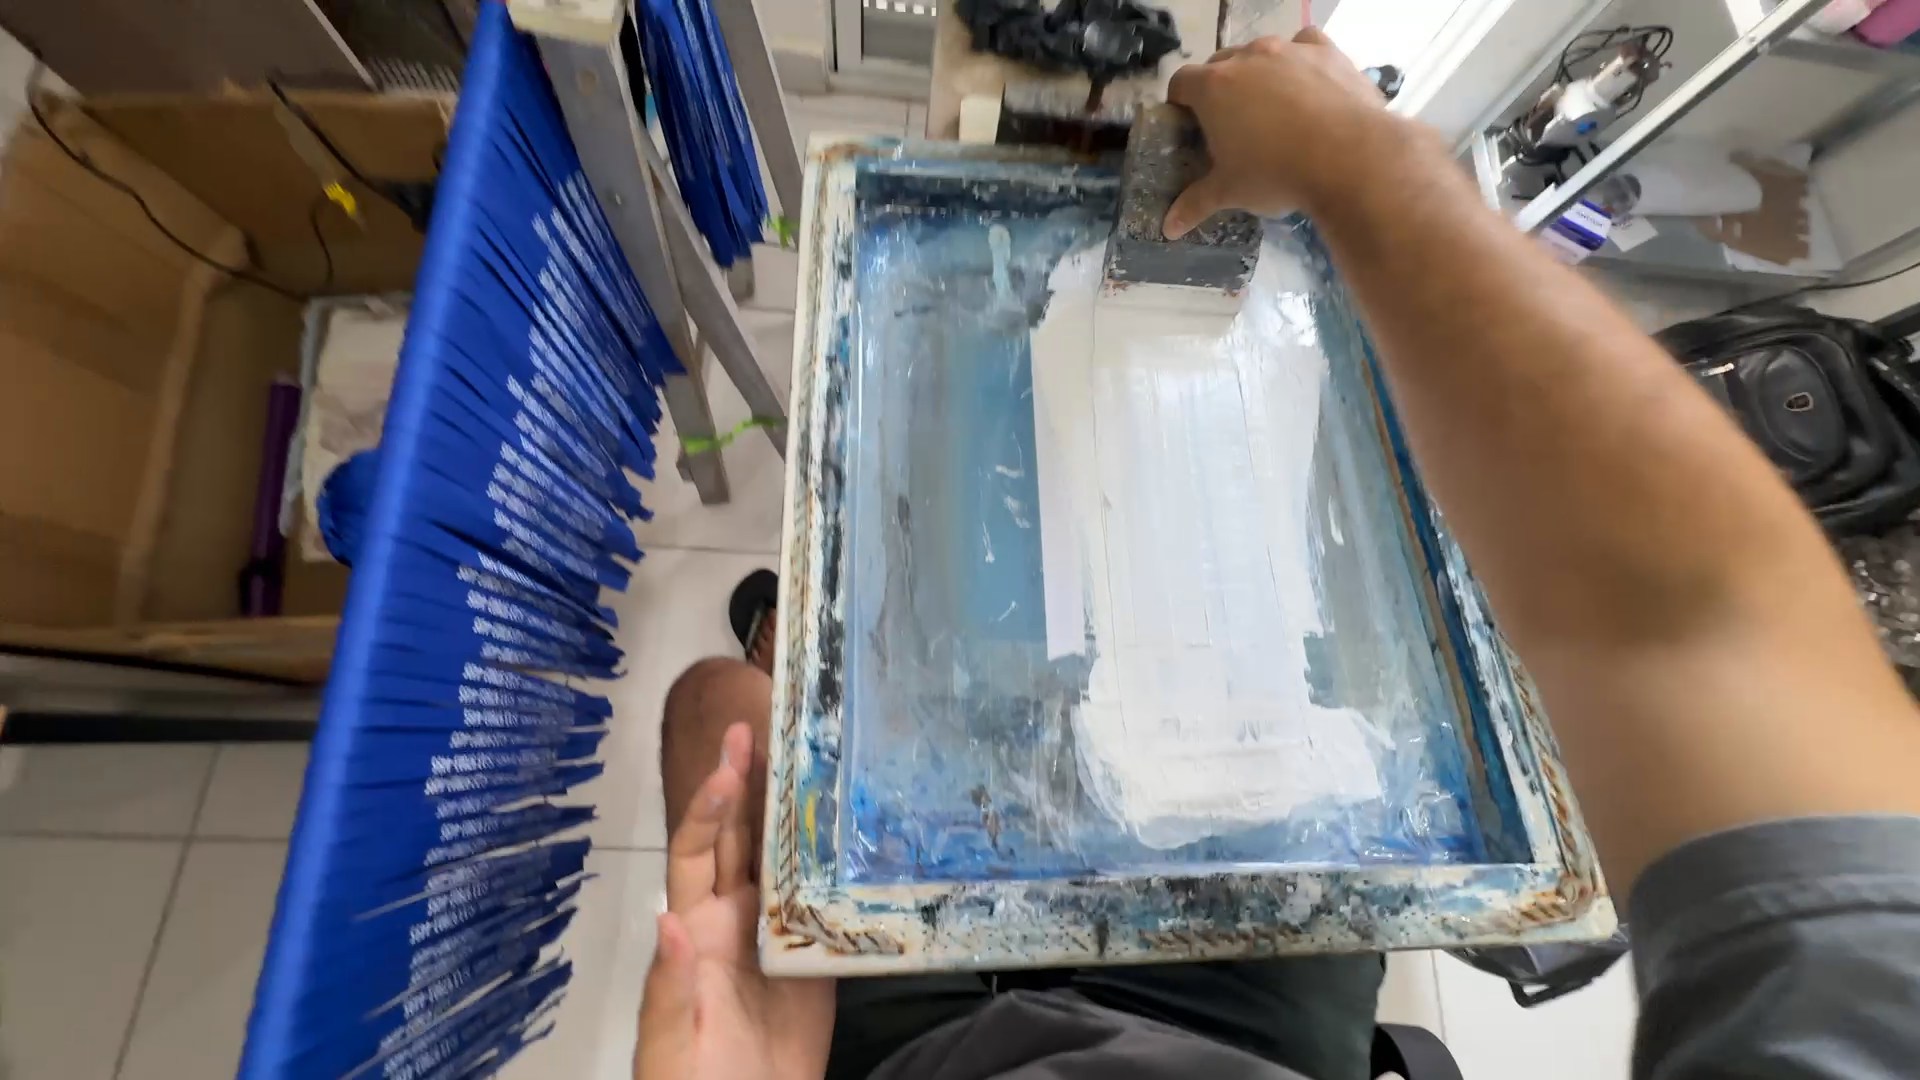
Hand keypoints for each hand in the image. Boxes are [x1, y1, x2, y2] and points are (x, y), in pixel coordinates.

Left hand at [634, 722, 834, 1079]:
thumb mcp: (668, 1050)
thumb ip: (667, 990)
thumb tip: (666, 918)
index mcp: (695, 929)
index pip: (696, 854)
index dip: (708, 810)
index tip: (726, 768)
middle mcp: (734, 914)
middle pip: (738, 836)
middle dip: (743, 781)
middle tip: (755, 728)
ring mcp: (776, 925)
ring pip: (779, 852)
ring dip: (787, 805)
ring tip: (804, 756)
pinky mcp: (815, 944)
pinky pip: (820, 888)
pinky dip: (829, 852)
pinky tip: (846, 820)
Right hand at [1164, 27, 1398, 236]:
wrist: (1348, 156)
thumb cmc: (1273, 173)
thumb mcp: (1229, 193)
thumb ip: (1195, 204)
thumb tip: (1168, 229)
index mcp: (1214, 88)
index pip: (1181, 83)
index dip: (1179, 103)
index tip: (1186, 124)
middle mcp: (1248, 57)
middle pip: (1220, 63)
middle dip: (1217, 89)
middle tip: (1227, 124)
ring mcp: (1290, 48)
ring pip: (1261, 53)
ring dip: (1257, 75)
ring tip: (1269, 110)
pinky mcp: (1327, 50)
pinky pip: (1303, 47)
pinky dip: (1298, 63)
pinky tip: (1305, 88)